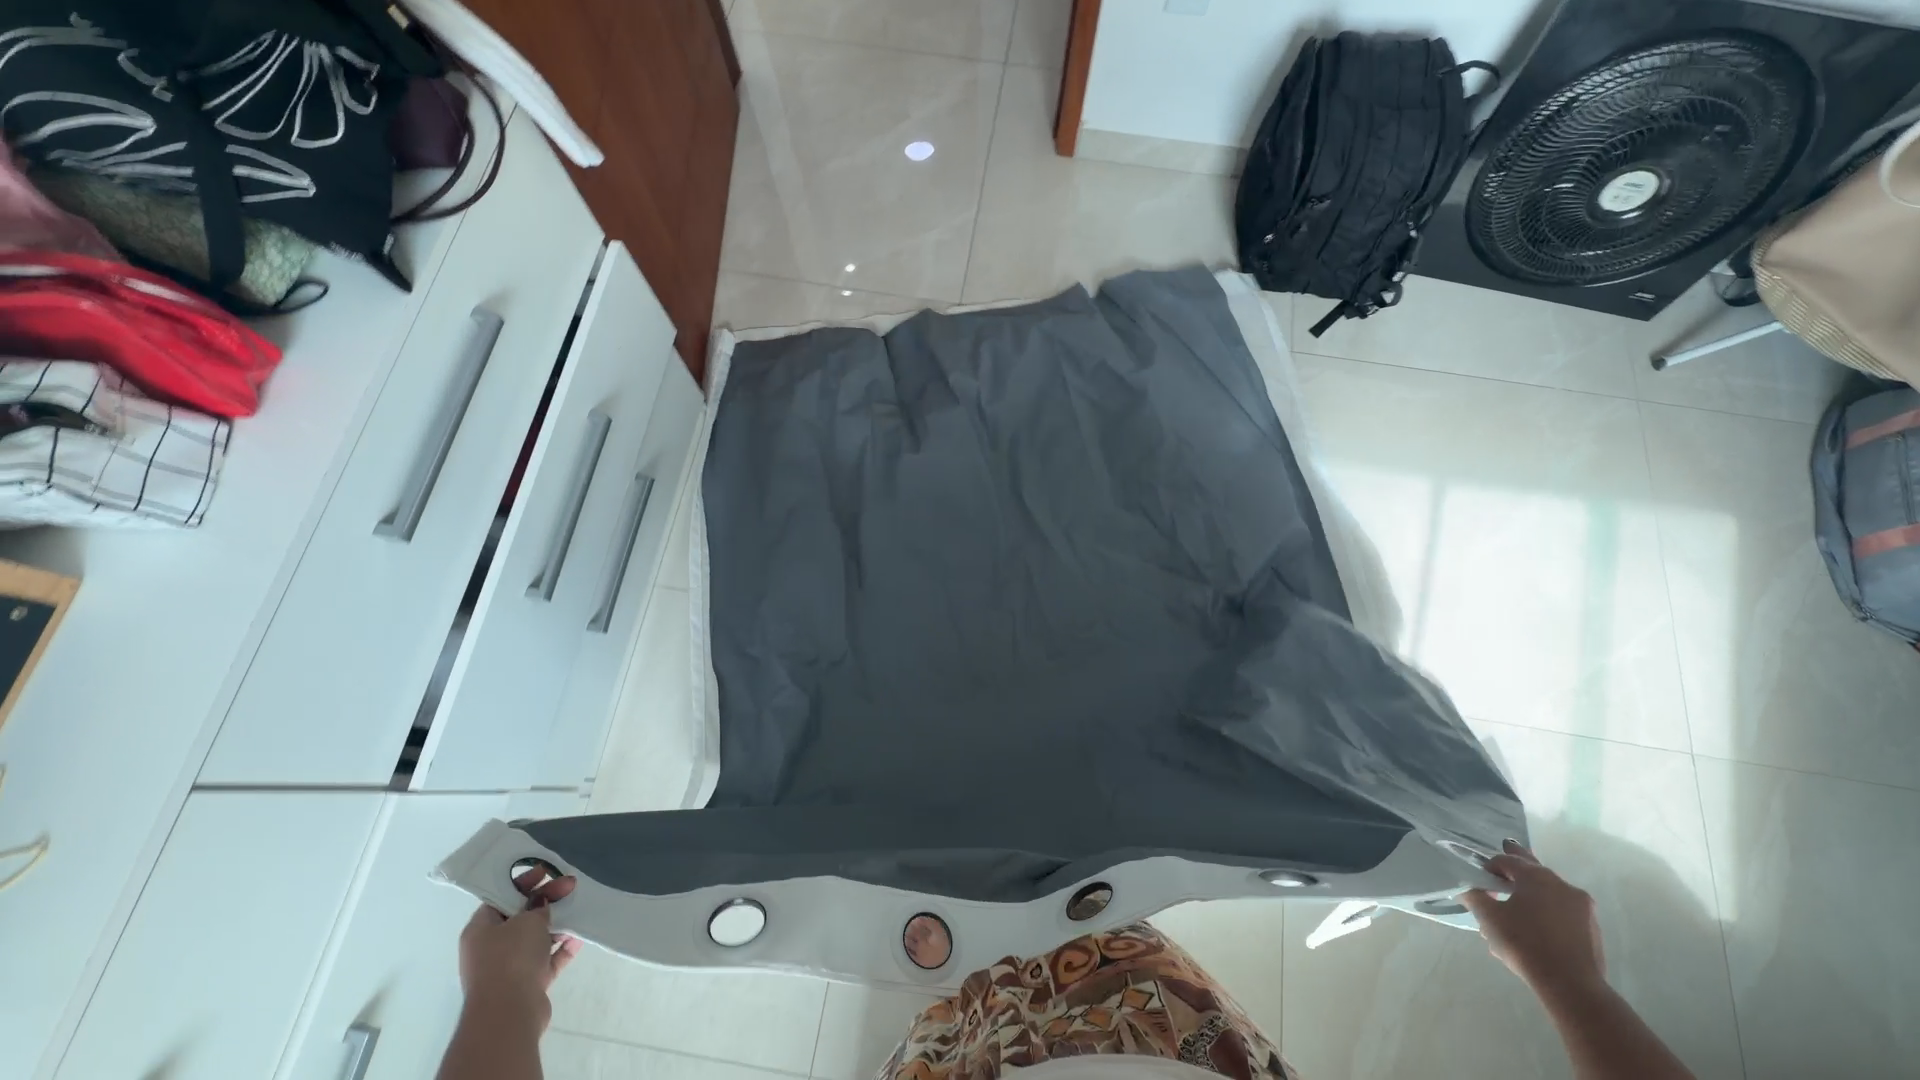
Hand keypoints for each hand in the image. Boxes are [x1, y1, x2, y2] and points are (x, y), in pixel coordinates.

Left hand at [456, 872, 582, 1030]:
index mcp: (480, 929)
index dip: (523, 882)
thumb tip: (541, 905)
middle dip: (546, 902)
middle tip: (571, 887)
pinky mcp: (526, 984)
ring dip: (556, 926)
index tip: (547, 871)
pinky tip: (578, 939)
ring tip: (579, 912)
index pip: (501, 897)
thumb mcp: (527, 921)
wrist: (508, 1013)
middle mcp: (490, 947)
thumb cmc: (511, 958)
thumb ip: (538, 907)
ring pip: (534, 940)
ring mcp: (508, 968)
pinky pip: (546, 960)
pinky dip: (561, 950)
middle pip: (520, 917)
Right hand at [1459, 840, 1604, 996]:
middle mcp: (1563, 885)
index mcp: (1537, 877)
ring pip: (1551, 892)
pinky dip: (1549, 912)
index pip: (1507, 860)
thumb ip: (1476, 898)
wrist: (1571, 985)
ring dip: (1533, 893)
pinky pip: (1564, 911)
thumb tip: (1471, 890)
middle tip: (1506, 859)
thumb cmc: (1524, 943)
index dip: (1490, 866)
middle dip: (1517, 867)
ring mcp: (1582, 907)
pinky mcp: (1592, 928)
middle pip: (1534, 870)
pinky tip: (1537, 929)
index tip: (1481, 880)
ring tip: (1518, 907)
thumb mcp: (1489, 919)